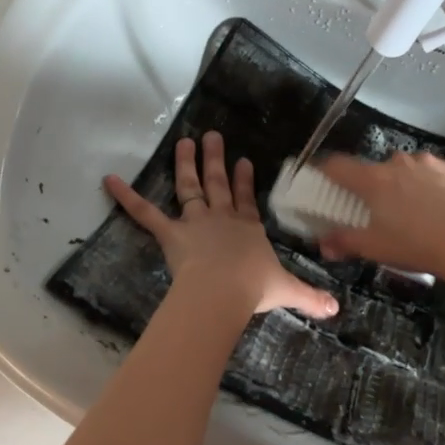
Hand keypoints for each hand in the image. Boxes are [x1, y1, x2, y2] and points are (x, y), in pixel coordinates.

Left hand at [104, 131, 338, 320]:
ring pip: (189, 188)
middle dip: (215, 160)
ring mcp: (196, 222)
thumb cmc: (254, 287)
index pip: (246, 200)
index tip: (244, 161)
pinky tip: (108, 180)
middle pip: (217, 184)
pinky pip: (146, 213)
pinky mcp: (171, 233)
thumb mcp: (287, 291)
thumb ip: (309, 297)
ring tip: (183, 141)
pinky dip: (127, 197)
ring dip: (185, 165)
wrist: (224, 290)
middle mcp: (222, 218)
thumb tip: (336, 309)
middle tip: (212, 136)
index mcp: (248, 229)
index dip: (245, 181)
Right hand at [317, 152, 444, 275]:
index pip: (337, 165)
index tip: (321, 177)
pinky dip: (420, 182)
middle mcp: (395, 163)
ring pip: (399, 168)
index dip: (325, 170)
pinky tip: (428, 203)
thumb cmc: (413, 245)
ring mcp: (422, 162)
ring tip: (405, 208)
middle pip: (371, 169)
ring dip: (396, 182)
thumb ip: (343, 242)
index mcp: (372, 179)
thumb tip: (322, 244)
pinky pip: (423, 170)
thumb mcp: (373, 248)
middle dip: (368, 185)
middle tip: (372, 209)